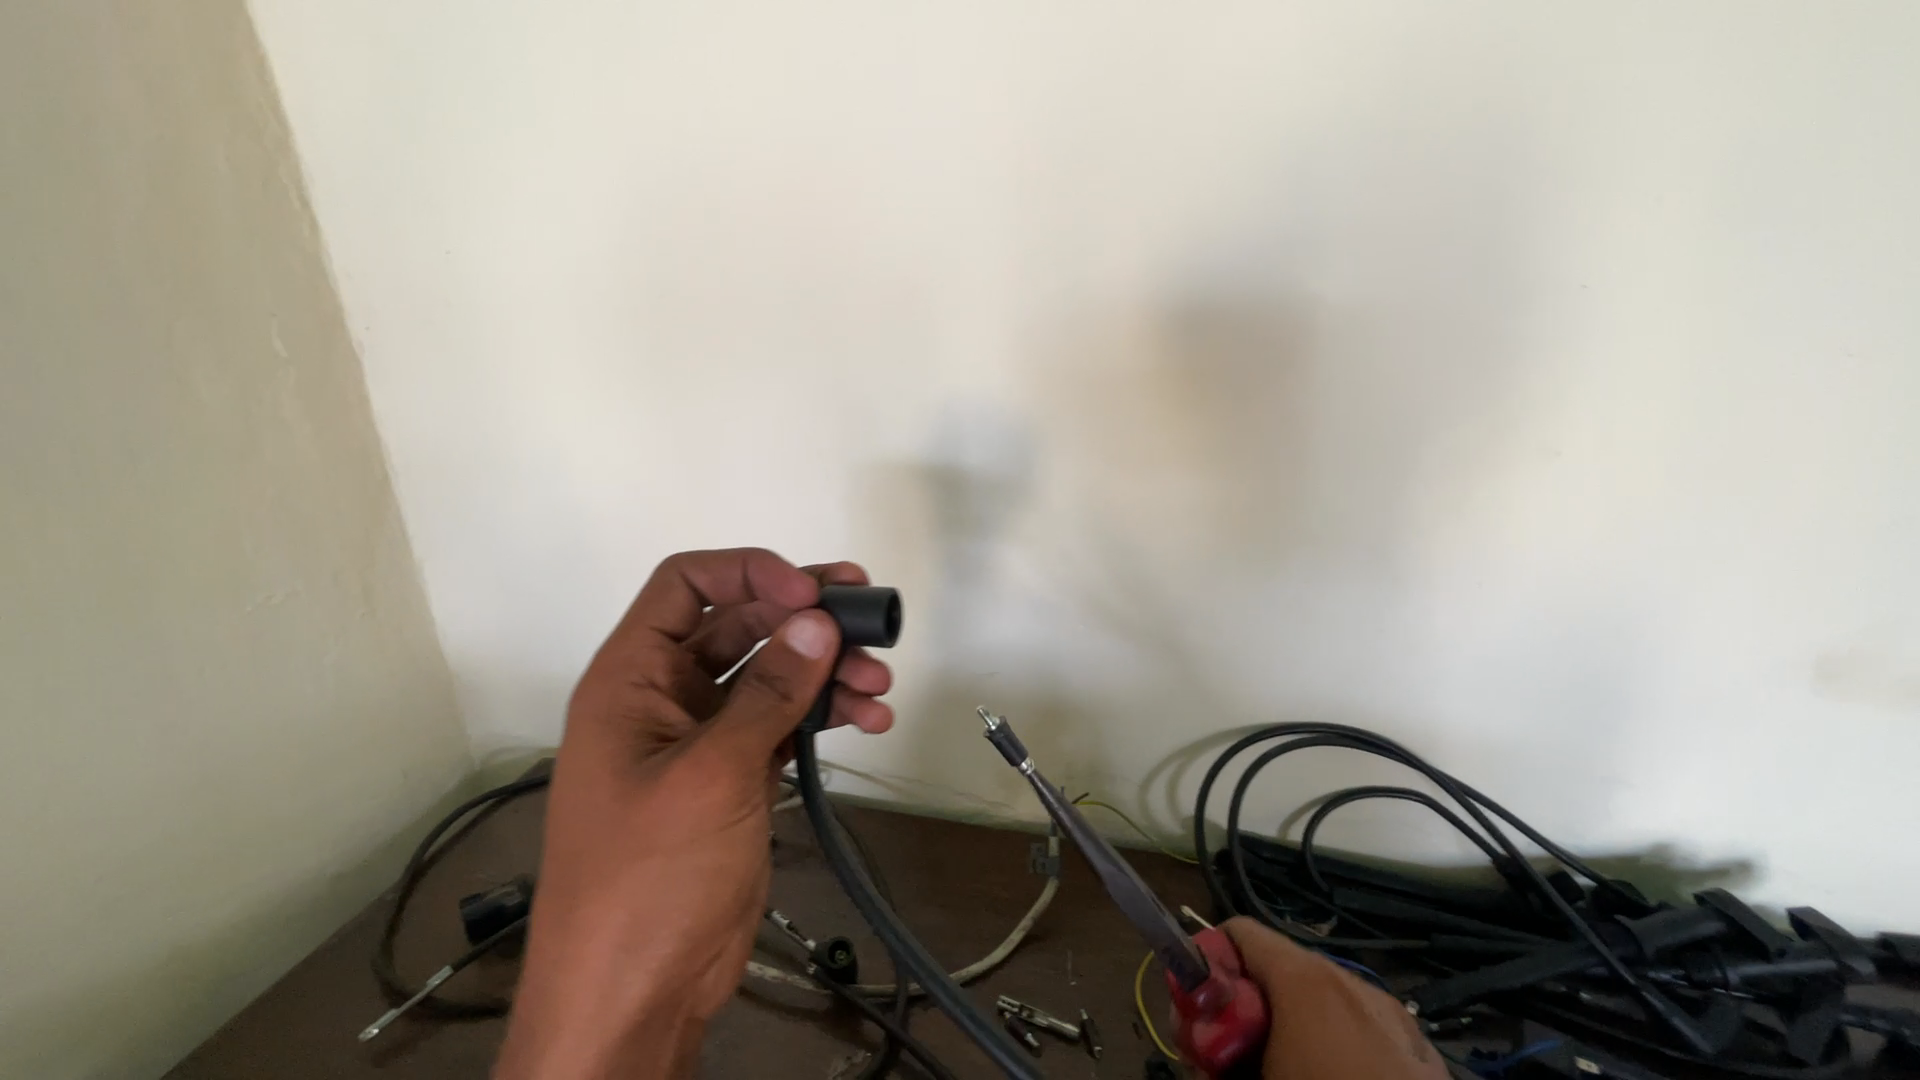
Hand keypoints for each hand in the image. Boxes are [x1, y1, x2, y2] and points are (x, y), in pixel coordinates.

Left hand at [495, 549, 892, 1079]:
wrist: (634, 995)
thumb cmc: (649, 878)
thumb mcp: (710, 775)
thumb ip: (767, 695)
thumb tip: (819, 623)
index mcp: (632, 678)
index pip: (686, 586)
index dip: (749, 572)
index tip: (813, 595)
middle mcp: (667, 696)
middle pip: (741, 625)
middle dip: (805, 619)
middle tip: (870, 618)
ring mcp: (705, 737)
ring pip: (772, 674)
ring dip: (826, 669)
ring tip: (879, 680)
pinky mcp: (737, 774)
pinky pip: (785, 722)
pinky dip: (825, 714)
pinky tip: (869, 719)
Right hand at [1220, 917, 1446, 1078]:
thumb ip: (1207, 1052)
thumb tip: (1193, 1038)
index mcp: (1306, 981)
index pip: (1238, 933)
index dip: (1209, 965)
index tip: (1198, 1014)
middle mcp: (1352, 983)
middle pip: (1278, 967)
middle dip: (1247, 1004)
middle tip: (1230, 1057)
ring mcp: (1395, 1018)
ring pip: (1323, 998)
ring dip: (1292, 1025)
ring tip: (1284, 1073)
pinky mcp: (1427, 1058)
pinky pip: (1366, 1030)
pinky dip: (1340, 1046)